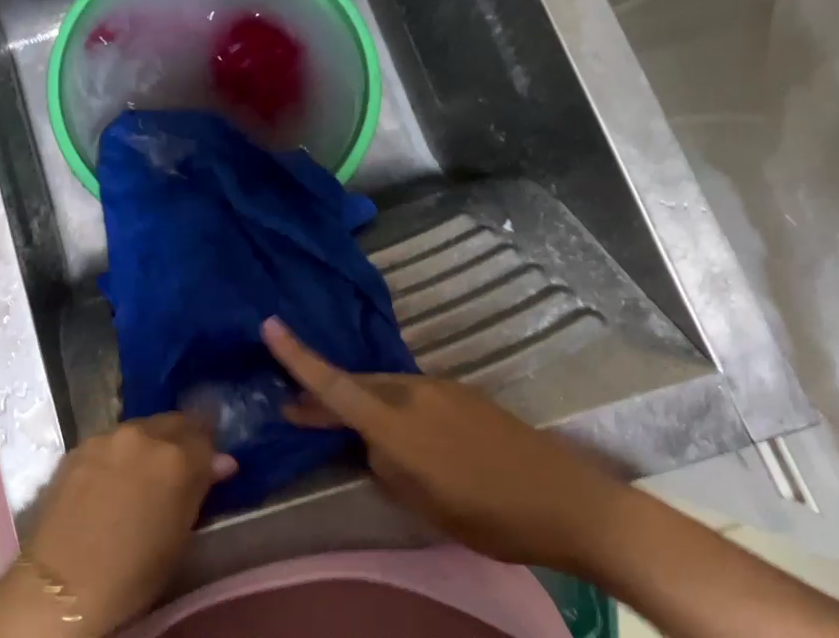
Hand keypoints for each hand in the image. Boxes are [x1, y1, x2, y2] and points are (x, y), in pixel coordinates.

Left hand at [20, 413, 236, 632]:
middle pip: (172, 423)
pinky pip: (108, 442)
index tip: (211, 466)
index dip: (210, 453)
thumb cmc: (134, 572)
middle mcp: (142, 435)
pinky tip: (111, 480)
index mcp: (176, 457)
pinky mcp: (76, 448)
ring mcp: (105, 438)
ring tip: (142, 476)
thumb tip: (221, 462)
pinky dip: (118, 455)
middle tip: (180, 467)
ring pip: (138, 430)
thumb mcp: (180, 537)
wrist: (64, 582)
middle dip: (181, 439)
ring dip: (147, 445)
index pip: (205, 437)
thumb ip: (199, 489)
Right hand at [262, 317, 629, 573]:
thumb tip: (372, 444)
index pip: (334, 385)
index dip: (297, 357)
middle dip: (324, 398)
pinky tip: (404, 436)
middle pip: (357, 384)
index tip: (268, 325)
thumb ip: (385, 466)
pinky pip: (413, 395)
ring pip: (385, 390)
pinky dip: (394, 409)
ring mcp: (442, 389)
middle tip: (295, 412)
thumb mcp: (423, 503)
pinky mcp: (464, 396)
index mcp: (396, 420)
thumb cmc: (488, 513)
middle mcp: (414, 392)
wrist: (570, 501)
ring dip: (362, 405)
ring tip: (349, 431)